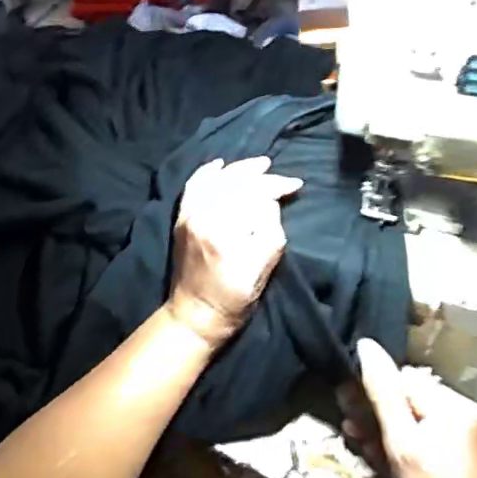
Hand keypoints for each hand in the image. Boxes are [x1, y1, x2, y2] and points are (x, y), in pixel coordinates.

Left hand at [164, 157, 300, 347]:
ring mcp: (190, 216)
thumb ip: (269, 235)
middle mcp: (204, 219)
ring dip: (240, 170)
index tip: (294, 187)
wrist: (194, 314)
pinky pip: (193, 186)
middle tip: (285, 178)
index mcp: (225, 234)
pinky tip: (220, 164)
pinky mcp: (182, 218)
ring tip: (261, 164)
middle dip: (263, 177)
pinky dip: (206, 172)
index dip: (275, 189)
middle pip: (236, 186)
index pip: (253, 197)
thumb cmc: (233, 300)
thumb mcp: (262, 272)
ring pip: (217, 181)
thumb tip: (269, 204)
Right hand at [345, 339, 476, 477]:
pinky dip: (429, 450)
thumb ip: (383, 394)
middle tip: (359, 437)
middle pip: (420, 401)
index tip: (354, 418)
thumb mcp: (401, 449)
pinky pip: (452, 442)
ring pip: (433, 423)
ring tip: (380, 456)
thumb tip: (366, 345)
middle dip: (387, 418)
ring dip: (404, 435)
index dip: (376, 398)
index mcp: (462, 407)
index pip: (405, 381)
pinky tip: (411, 469)